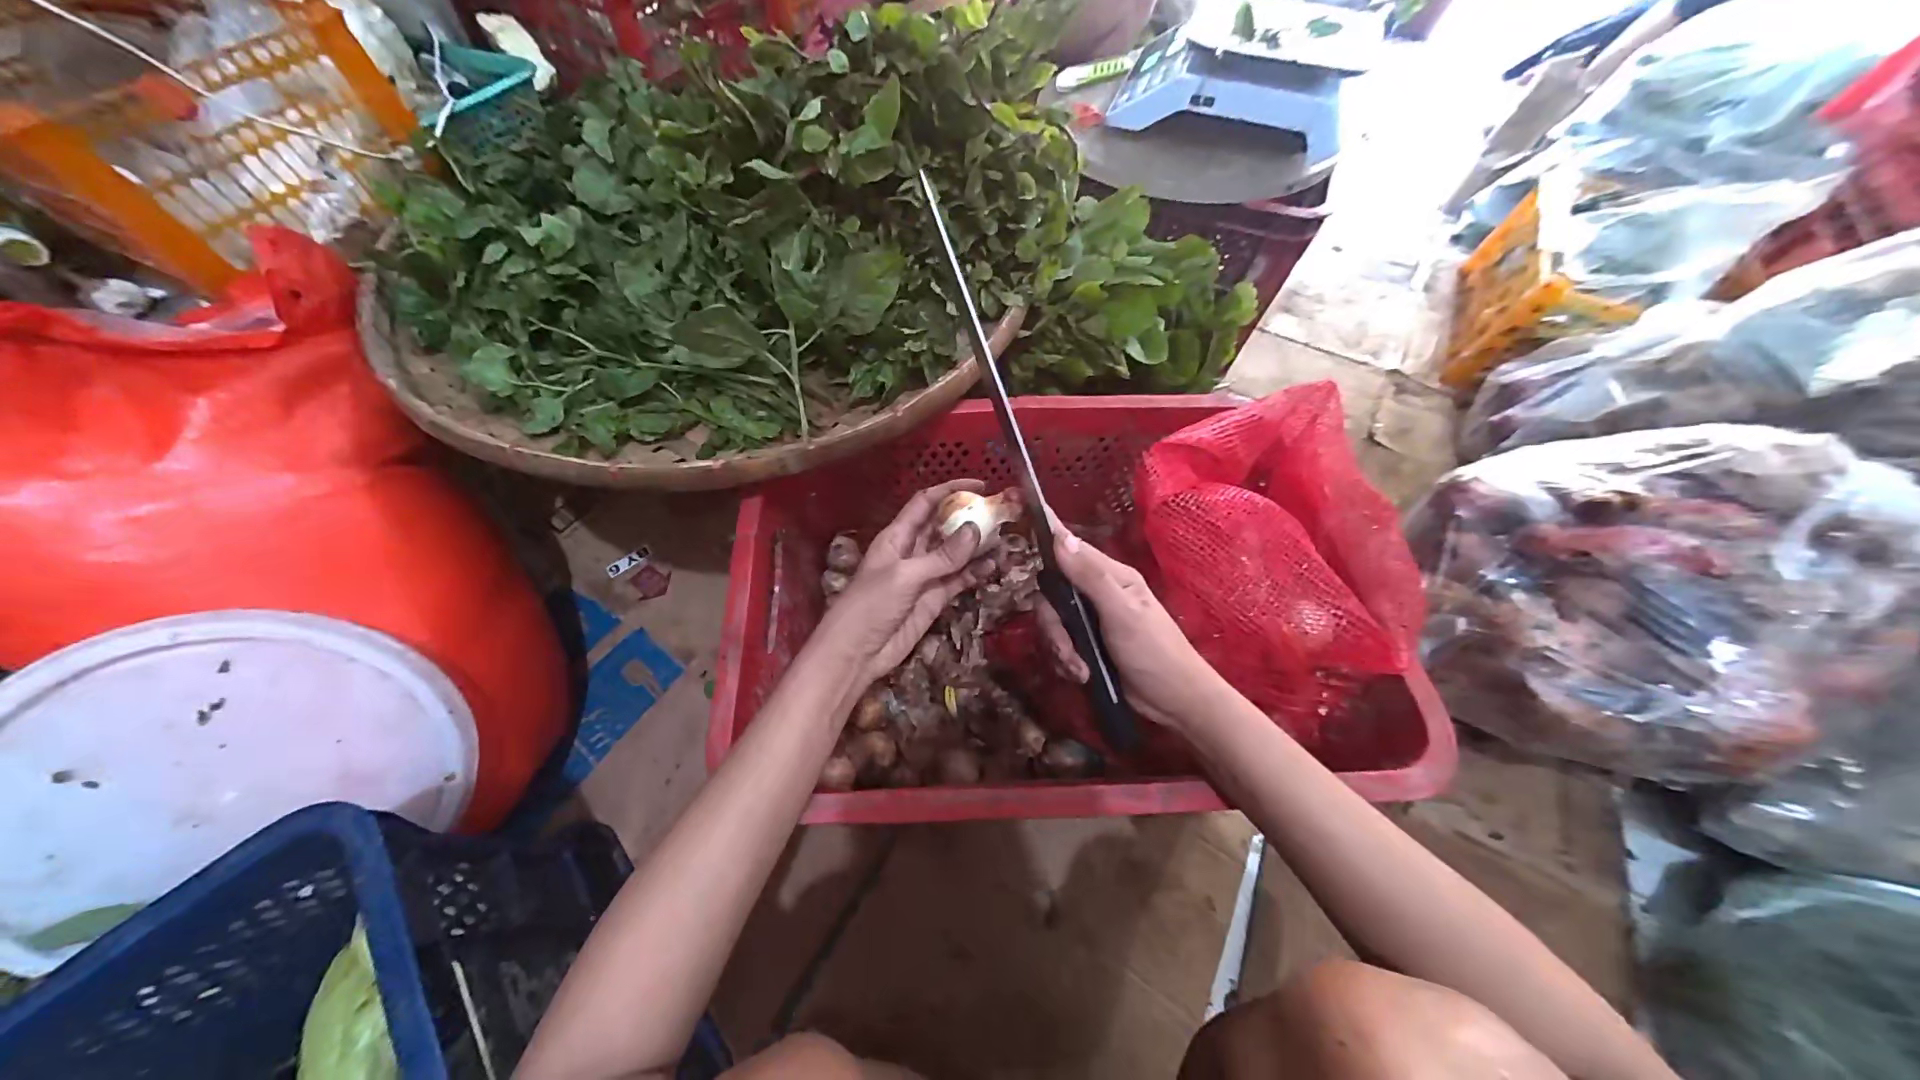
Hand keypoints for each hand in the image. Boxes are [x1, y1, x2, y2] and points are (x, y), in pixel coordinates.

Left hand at [812, 479, 991, 686]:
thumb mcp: (905, 576)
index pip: (925, 503)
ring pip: (956, 554)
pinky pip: (959, 579)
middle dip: (969, 517)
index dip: (950, 490)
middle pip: (944, 526)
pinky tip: (994, 566)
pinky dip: (976, 572)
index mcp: (897, 536)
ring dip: (978, 546)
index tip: (980, 485)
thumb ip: (941, 556)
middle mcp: (912, 551)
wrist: (856, 652)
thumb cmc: (870, 606)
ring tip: (1006, 539)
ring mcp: (925, 576)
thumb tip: (975, 530)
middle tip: (1002, 513)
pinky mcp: (934, 599)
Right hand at [1034, 518, 1238, 730]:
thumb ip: (1089, 577)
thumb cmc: (1155, 651)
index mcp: (1111, 576)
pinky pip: (1061, 646)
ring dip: (1062, 650)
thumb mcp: (1122, 612)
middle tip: (1067, 650)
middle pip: (1053, 595)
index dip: (1049, 533)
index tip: (1026, 508)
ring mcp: (1092, 621)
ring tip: (1080, 670)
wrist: (1174, 701)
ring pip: (1054, 623)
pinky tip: (1082, 675)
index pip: (1072, 547)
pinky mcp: (1089, 646)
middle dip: (1054, 626)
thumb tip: (1059, 538)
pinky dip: (1067, 662)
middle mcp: (1097, 594)